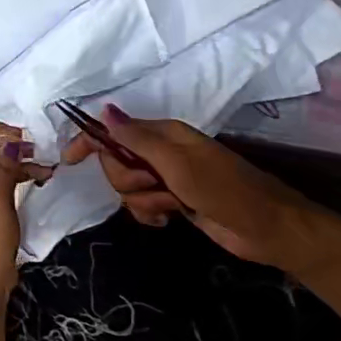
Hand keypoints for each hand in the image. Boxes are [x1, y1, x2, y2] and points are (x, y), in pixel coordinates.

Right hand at [64, 105, 328, 274]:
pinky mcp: (172, 201)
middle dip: (127, 179)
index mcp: (163, 134)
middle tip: (153, 185)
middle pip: (115, 162)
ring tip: (169, 205)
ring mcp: (167, 178)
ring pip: (126, 187)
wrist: (269, 230)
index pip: (113, 131)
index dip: (90, 142)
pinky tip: (166, 220)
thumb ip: (136, 139)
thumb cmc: (225, 190)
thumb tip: (104, 110)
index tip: (70, 160)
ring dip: (141, 200)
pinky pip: (140, 205)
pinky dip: (148, 214)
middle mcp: (161, 152)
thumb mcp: (176, 163)